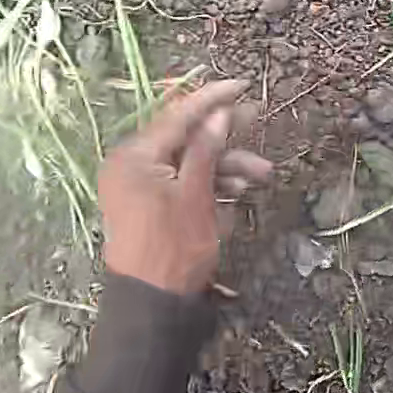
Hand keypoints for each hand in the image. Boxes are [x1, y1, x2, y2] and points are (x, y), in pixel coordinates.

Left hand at [98, 78, 273, 294]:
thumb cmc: (174, 248)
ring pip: (189, 161)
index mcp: (134, 157)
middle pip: (185, 136)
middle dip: (224, 134)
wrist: (153, 306)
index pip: (177, 115)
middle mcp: (132, 164)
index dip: (211, 98)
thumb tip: (218, 114)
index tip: (241, 86)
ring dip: (224, 164)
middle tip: (257, 117)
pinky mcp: (151, 202)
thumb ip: (206, 149)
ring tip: (260, 174)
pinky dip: (210, 183)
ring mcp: (140, 185)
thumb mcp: (196, 195)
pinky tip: (238, 190)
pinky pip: (183, 181)